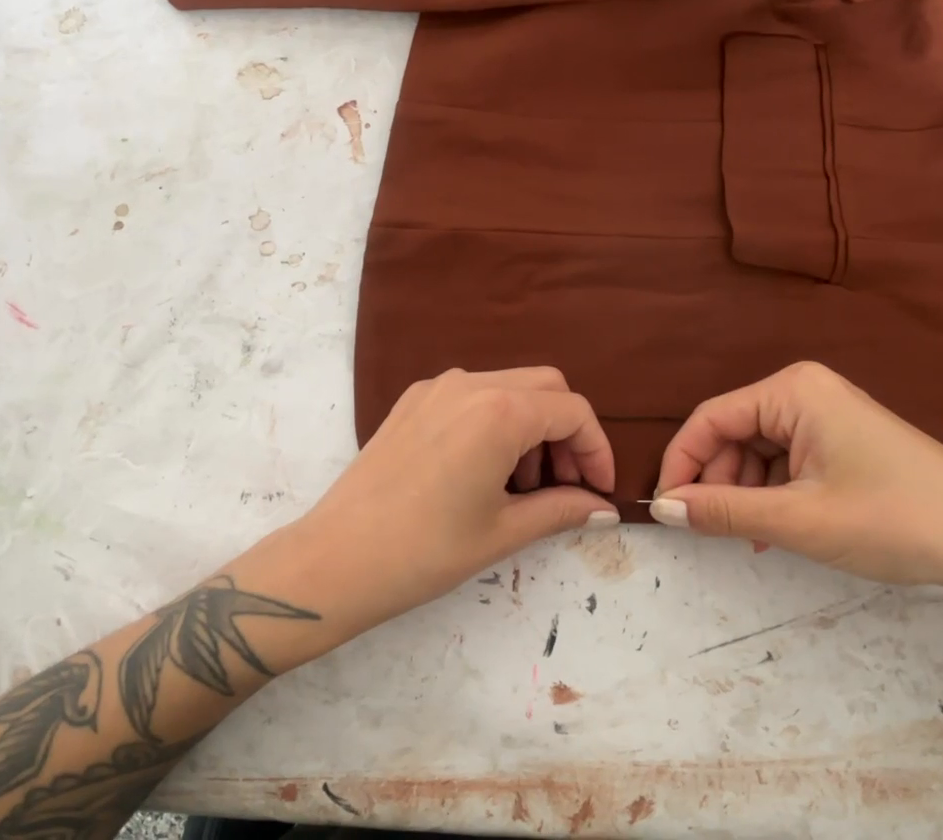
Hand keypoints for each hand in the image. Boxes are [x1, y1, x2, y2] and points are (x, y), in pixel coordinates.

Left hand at [290, 367, 619, 629]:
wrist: (337, 558)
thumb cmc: (426, 550)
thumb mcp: (504, 531)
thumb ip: (563, 510)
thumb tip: (605, 511)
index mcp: (500, 411)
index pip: (573, 412)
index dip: (597, 450)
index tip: (599, 491)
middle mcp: (469, 384)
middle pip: (545, 387)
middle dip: (566, 433)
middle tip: (566, 486)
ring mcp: (435, 388)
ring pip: (508, 387)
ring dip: (531, 427)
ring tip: (522, 488)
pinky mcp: (411, 402)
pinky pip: (472, 396)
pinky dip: (495, 422)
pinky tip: (485, 472)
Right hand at [651, 362, 942, 586]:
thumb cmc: (893, 520)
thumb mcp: (798, 520)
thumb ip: (722, 511)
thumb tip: (661, 509)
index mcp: (793, 391)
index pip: (710, 419)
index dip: (680, 464)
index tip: (666, 511)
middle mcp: (805, 393)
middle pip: (732, 435)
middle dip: (717, 483)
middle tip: (718, 532)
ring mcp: (826, 417)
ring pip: (756, 453)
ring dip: (744, 495)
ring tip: (757, 539)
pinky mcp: (842, 442)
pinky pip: (785, 463)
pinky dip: (771, 496)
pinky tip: (777, 532)